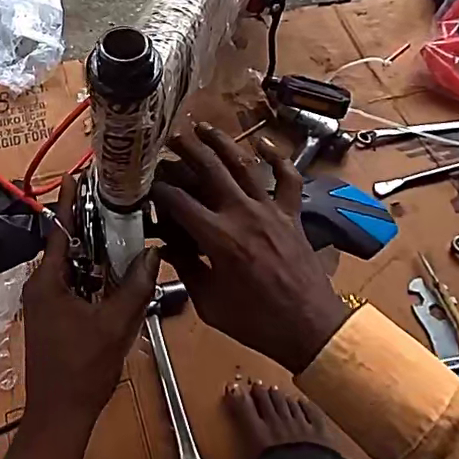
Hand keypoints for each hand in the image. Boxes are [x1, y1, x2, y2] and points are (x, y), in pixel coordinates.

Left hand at [0, 183, 159, 458]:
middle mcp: (40, 285)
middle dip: (88, 225)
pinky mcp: (52, 315)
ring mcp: (44, 301)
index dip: (68, 201)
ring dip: (92, 252)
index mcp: (47, 281)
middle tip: (113, 201)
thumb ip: (134, 288)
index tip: (76, 175)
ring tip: (119, 230)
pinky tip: (113, 272)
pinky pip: (72, 283)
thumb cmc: (83, 369)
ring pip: (70, 265)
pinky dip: (91, 274)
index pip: (59, 230)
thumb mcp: (115, 325)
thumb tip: (152, 254)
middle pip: (66, 245)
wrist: (59, 414)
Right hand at [150, 122, 346, 372]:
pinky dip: (278, 157)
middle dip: (184, 150)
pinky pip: (288, 178)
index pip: (178, 200)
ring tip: (203, 127)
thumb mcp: (209, 302)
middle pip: (208, 169)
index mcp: (219, 238)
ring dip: (220, 143)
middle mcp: (243, 214)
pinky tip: (264, 143)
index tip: (145, 183)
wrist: (313, 330)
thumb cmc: (257, 322)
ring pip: (243, 165)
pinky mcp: (291, 215)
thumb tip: (165, 247)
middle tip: (169, 139)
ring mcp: (270, 210)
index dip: (157, 188)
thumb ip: (185, 269)